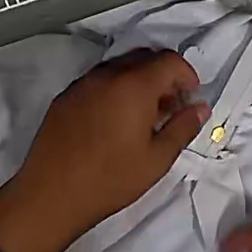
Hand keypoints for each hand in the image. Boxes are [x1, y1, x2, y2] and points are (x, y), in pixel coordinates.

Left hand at [0, 50, 209, 251]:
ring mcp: (82, 84)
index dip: (187, 75)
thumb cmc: (110, 179)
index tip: (190, 97)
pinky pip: (97, 80)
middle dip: (163, 75)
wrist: (51, 194)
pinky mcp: (64, 97)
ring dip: (138, 80)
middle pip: (144, 57)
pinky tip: (114, 120)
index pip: (169, 60)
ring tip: (143, 115)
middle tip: (170, 105)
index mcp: (134, 86)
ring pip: (118, 66)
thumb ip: (182, 128)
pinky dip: (114, 89)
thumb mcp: (157, 159)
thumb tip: (200, 108)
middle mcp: (107, 75)